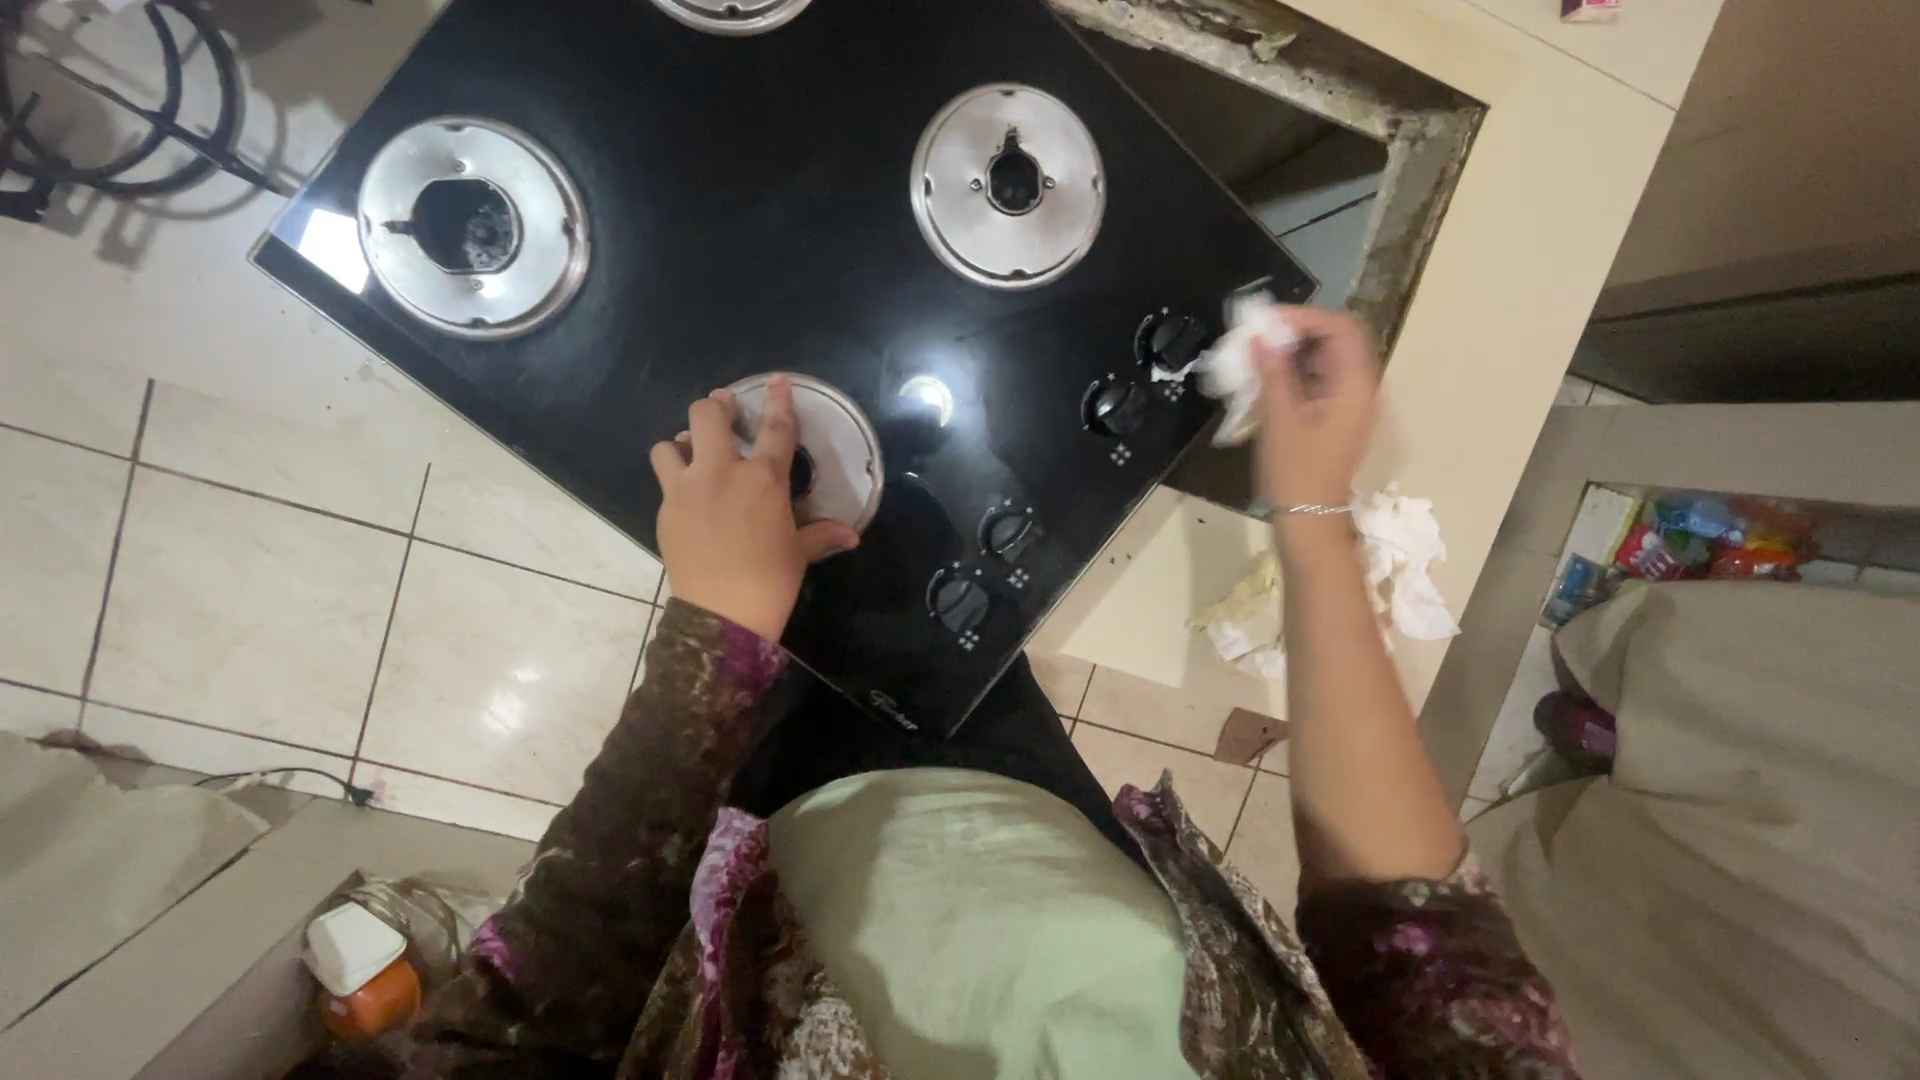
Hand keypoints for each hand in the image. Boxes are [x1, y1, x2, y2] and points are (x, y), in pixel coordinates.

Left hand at [649, 375, 860, 641]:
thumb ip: (821, 535)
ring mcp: (686, 490)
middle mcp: (721, 473)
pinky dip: (676, 480)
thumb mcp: (800, 553)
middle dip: (716, 407)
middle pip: (706, 416)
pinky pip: (665, 481)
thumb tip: (851, 537)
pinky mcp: (665, 510)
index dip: (778, 400)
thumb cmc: (772, 580)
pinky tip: (690, 498)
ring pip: (669, 444)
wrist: (722, 614)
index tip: (778, 381)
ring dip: (682, 443)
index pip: (775, 428)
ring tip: (693, 453)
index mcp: (763, 479)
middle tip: (725, 413)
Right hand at [1254, 306, 1380, 510]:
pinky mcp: (1336, 419)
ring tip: (1258, 355)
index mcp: (1355, 386)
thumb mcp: (1279, 420)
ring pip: (1327, 361)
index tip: (1266, 322)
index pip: (1340, 329)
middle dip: (1298, 332)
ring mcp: (1350, 405)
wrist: (1309, 519)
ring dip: (1294, 352)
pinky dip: (1295, 373)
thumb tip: (1260, 338)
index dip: (1304, 317)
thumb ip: (1272, 373)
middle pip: (1337, 341)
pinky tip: (1267, 380)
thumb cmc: (1295, 472)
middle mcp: (1361, 389)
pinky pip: (1320, 382)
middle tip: (1260, 335)